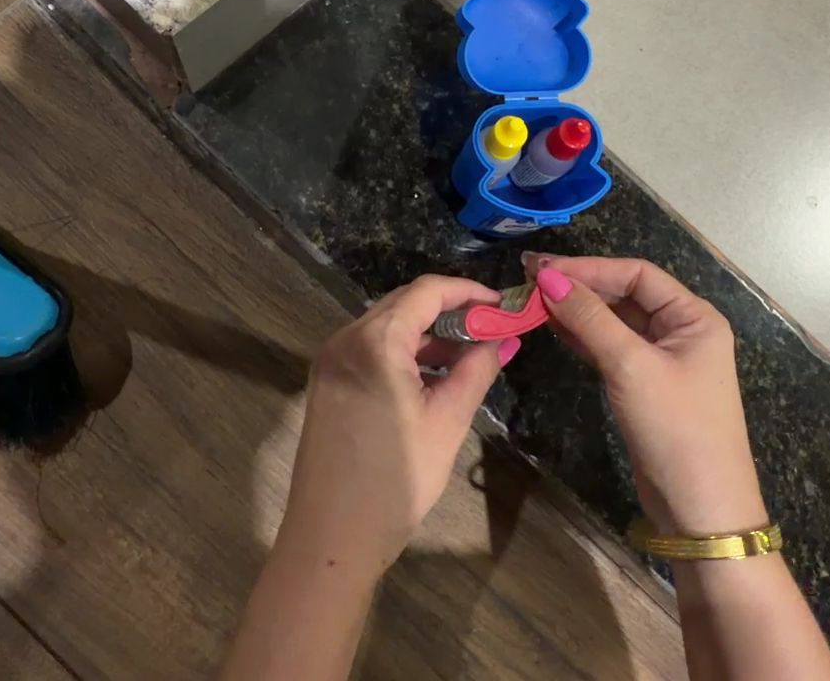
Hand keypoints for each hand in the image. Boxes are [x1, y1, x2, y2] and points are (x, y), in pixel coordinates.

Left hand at [276, 275, 521, 575]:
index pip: (426, 291)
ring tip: (471, 355)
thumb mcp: (446, 422)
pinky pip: (372, 349)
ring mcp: (331, 360)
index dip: (468, 292)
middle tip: (491, 329)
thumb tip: (501, 341)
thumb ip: (476, 371)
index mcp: (374, 341)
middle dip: (450, 310)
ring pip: (388, 326)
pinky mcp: (327, 381)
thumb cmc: (395, 480)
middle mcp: (345, 338)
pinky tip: (435, 375)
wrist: (330, 539)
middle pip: (404, 303)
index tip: (501, 307)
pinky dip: (405, 352)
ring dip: (428, 333)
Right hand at [525, 254, 766, 535]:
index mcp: (693, 316)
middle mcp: (681, 329)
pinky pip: (609, 346)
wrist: (700, 510)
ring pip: (613, 320)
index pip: (636, 274)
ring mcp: (663, 358)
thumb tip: (548, 277)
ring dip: (576, 309)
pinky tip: (552, 326)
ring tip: (532, 298)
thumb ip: (589, 318)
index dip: (588, 267)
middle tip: (529, 277)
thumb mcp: (631, 367)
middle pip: (624, 293)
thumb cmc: (675, 428)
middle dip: (579, 285)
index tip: (542, 269)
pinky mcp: (645, 383)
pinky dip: (581, 336)